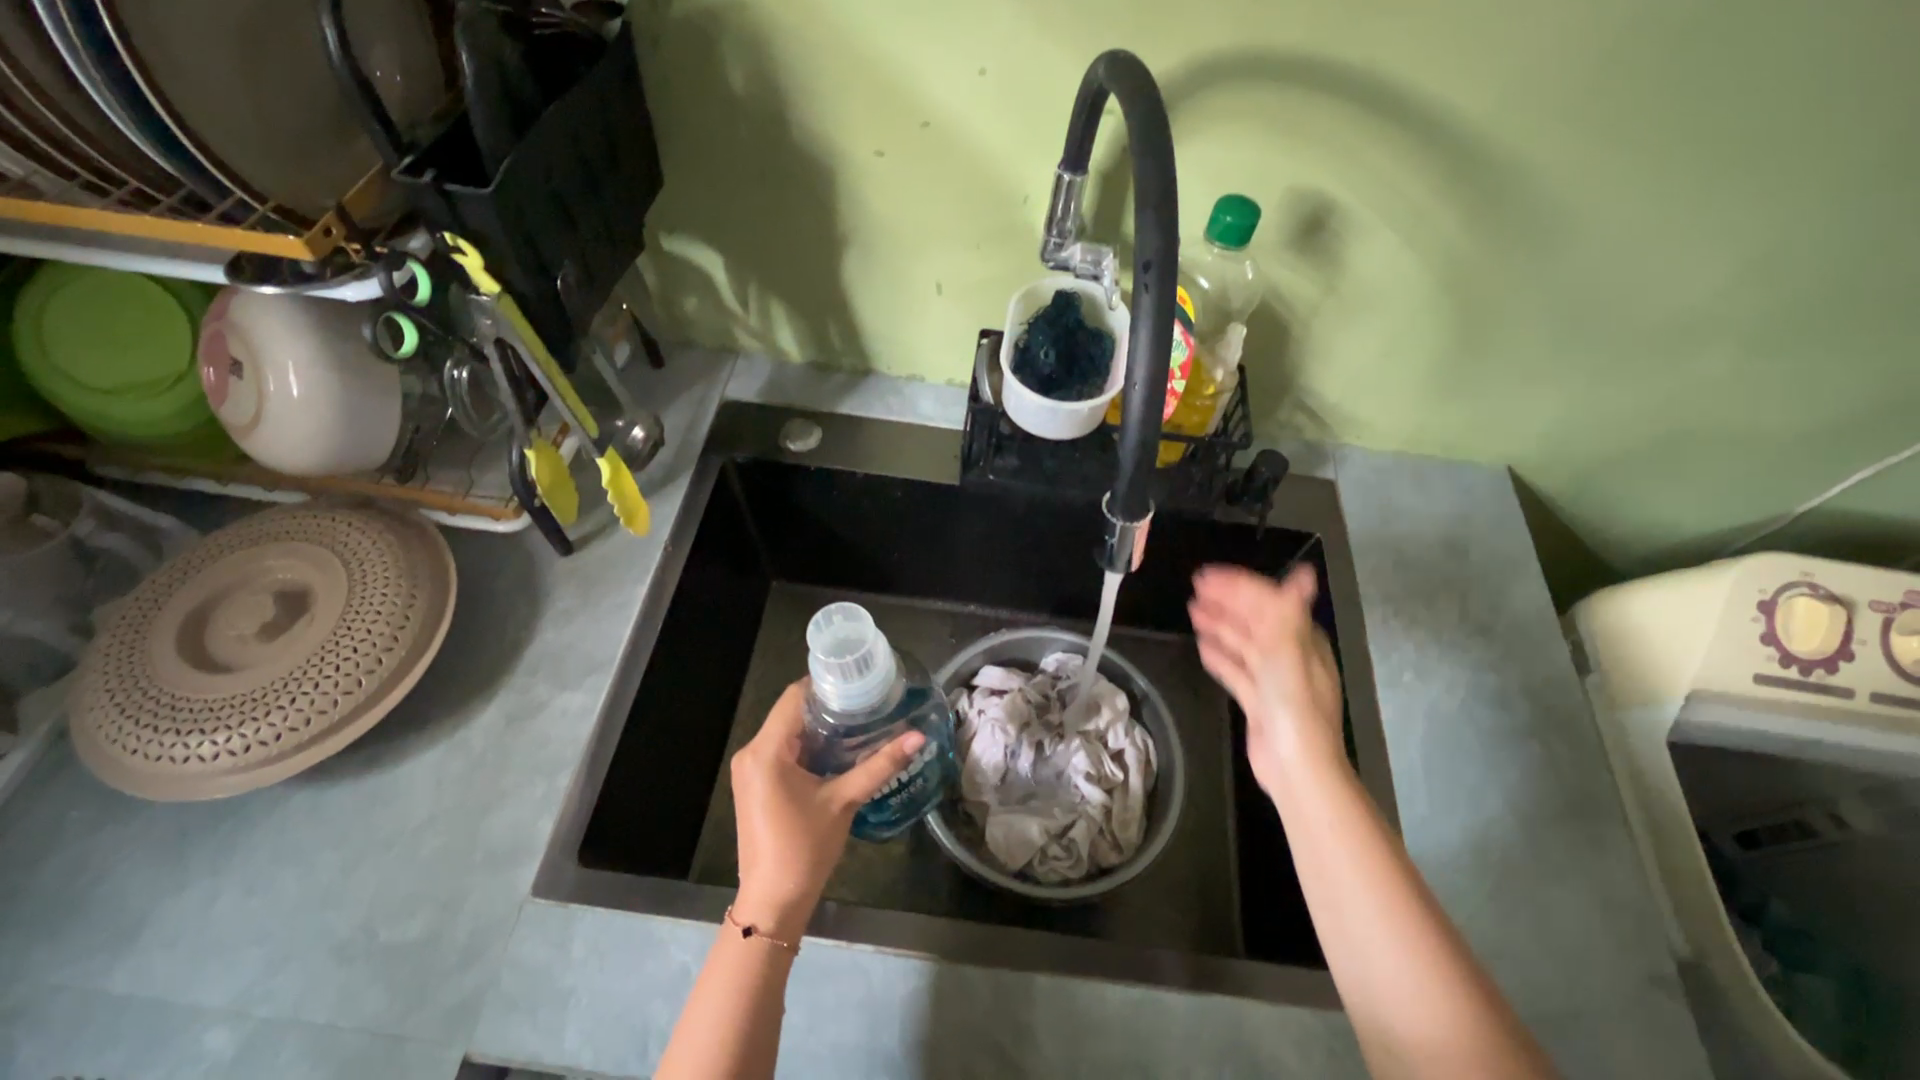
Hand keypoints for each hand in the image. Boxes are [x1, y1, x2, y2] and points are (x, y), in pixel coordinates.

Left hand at [730, 679, 926, 938]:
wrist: (773, 899)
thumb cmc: (805, 848)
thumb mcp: (845, 801)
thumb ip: (880, 765)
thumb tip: (919, 737)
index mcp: (766, 751)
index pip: (795, 697)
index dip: (826, 685)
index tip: (859, 681)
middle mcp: (751, 752)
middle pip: (791, 713)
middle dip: (828, 707)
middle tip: (868, 701)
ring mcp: (750, 769)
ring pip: (787, 732)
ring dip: (820, 728)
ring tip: (860, 721)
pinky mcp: (756, 784)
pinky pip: (782, 751)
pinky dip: (808, 747)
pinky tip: (839, 750)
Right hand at [1189, 563, 1345, 795]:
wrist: (1296, 768)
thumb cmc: (1293, 706)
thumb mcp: (1289, 653)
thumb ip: (1288, 613)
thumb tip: (1304, 573)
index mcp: (1301, 641)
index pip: (1268, 602)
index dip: (1238, 586)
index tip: (1206, 575)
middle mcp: (1290, 656)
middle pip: (1255, 621)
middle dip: (1227, 602)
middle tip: (1195, 588)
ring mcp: (1274, 681)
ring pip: (1243, 644)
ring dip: (1220, 626)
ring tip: (1193, 611)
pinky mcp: (1258, 703)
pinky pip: (1237, 670)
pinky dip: (1220, 656)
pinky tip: (1202, 647)